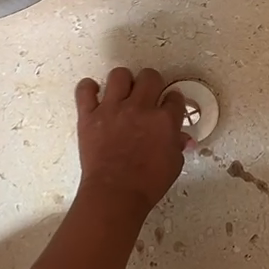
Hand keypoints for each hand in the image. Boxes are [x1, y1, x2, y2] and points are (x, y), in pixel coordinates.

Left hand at [74, 68, 190, 216]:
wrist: (115, 194)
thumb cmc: (147, 184)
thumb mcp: (173, 165)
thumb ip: (177, 145)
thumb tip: (183, 139)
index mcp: (164, 120)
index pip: (175, 97)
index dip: (174, 100)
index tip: (170, 103)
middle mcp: (139, 108)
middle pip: (150, 77)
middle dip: (153, 83)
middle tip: (149, 94)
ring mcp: (112, 109)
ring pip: (119, 75)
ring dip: (124, 81)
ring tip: (123, 92)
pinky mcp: (89, 115)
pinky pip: (85, 90)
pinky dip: (88, 88)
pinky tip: (94, 94)